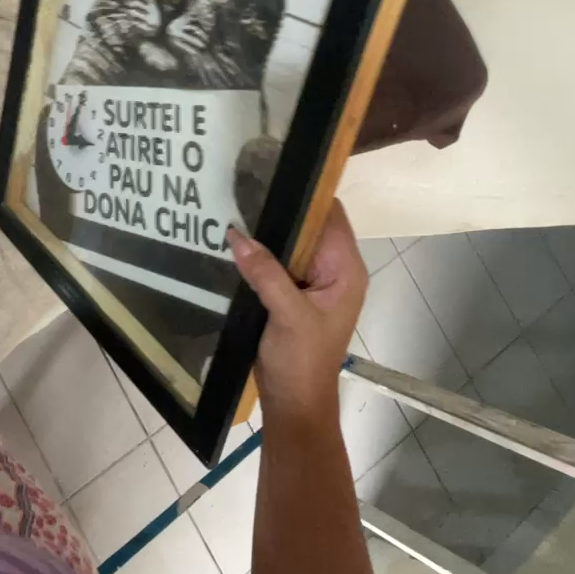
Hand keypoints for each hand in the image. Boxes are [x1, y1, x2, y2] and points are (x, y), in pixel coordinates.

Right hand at [228, 201, 367, 431]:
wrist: (293, 403)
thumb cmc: (302, 361)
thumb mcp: (287, 315)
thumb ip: (265, 273)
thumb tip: (236, 234)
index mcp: (345, 270)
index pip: (330, 216)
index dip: (306, 193)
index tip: (272, 170)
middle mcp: (331, 269)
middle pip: (306, 225)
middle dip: (278, 208)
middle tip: (240, 183)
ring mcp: (309, 281)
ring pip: (287, 242)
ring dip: (264, 230)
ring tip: (230, 204)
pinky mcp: (288, 291)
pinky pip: (273, 260)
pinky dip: (256, 251)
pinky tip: (230, 240)